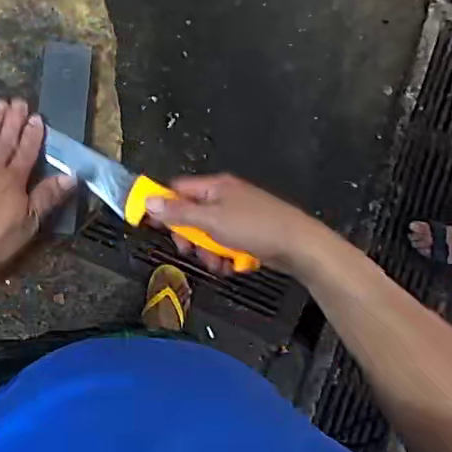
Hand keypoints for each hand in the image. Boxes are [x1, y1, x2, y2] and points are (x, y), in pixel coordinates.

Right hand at [142, 173, 337, 275]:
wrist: (302, 247)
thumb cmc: (257, 228)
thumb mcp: (210, 221)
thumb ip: (177, 213)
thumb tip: (148, 201)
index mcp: (214, 187)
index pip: (176, 190)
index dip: (162, 206)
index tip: (152, 223)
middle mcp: (225, 197)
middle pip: (190, 214)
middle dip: (188, 235)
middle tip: (188, 249)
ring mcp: (238, 215)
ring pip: (207, 232)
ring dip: (206, 249)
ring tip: (216, 261)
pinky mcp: (249, 233)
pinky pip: (224, 242)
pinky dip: (223, 255)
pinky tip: (230, 264)